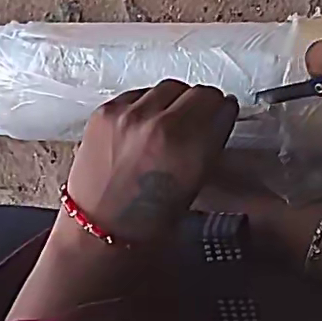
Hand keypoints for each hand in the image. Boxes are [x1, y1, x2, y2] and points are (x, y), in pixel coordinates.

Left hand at [7, 80, 237, 320]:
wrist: (98, 232)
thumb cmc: (147, 223)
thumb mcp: (194, 188)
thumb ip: (207, 149)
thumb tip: (215, 121)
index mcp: (190, 150)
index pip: (221, 107)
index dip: (223, 114)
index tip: (221, 117)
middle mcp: (161, 126)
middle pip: (198, 92)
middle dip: (203, 106)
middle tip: (199, 121)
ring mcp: (130, 116)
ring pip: (169, 88)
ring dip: (175, 102)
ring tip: (169, 125)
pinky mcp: (106, 112)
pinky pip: (139, 94)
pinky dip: (146, 106)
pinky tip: (144, 127)